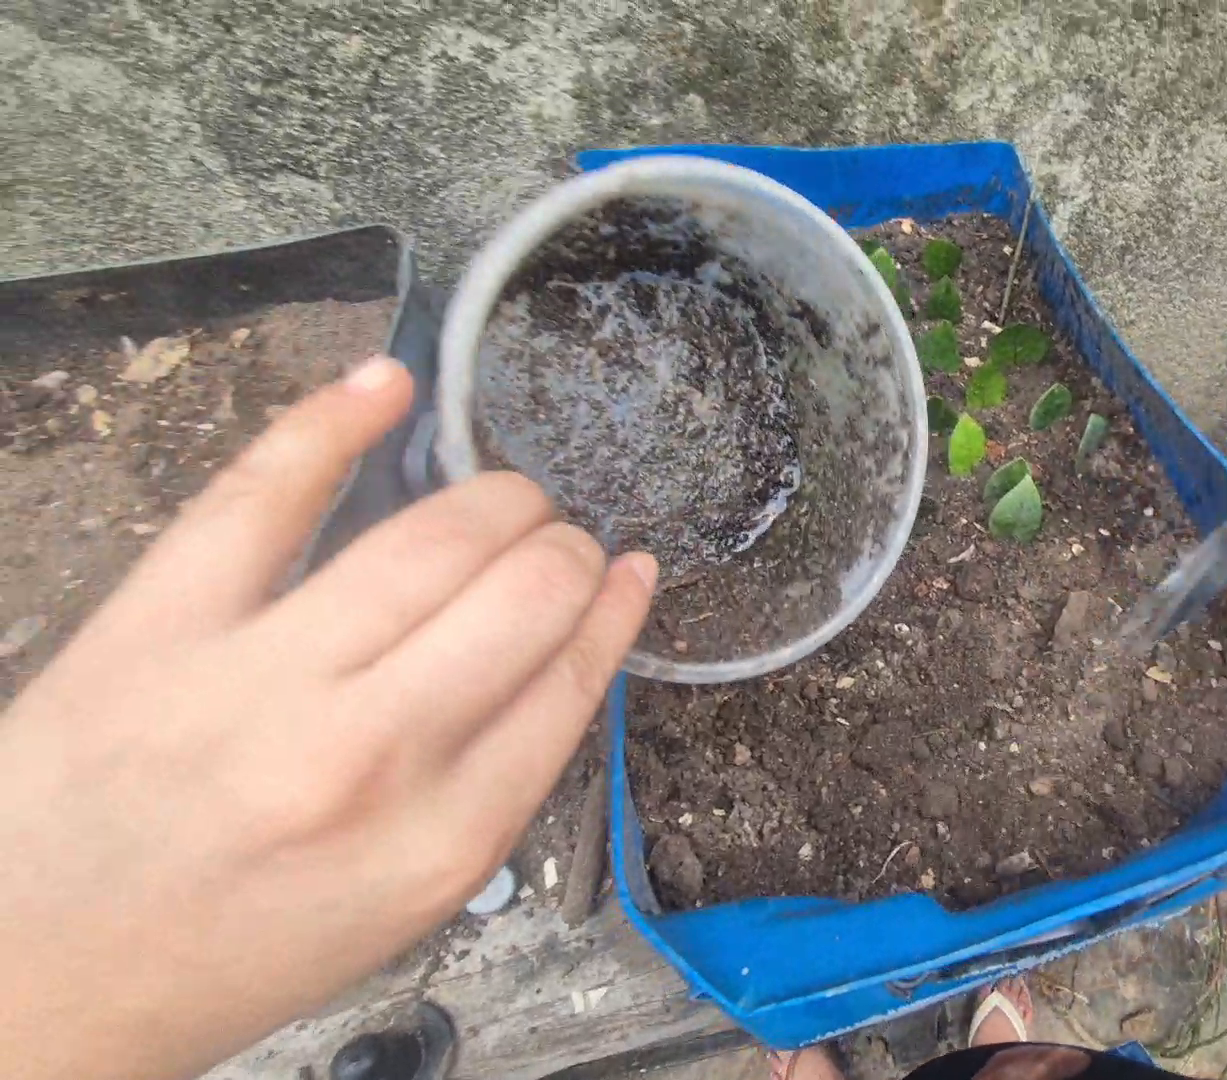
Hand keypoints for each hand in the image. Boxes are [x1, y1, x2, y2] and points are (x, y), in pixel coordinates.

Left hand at [0, 357, 656, 1079]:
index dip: (616, 606)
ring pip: (426, 542)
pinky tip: (392, 382)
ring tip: (518, 501)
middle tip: (566, 551)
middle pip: (522, 595)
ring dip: (503, 500)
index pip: (574, 676)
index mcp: (445, 836)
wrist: (30, 987)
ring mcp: (247, 683)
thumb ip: (521, 760)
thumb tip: (590, 628)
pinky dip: (331, 424)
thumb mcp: (430, 883)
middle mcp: (361, 756)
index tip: (633, 570)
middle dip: (570, 552)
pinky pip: (257, 498)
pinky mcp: (147, 629)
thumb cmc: (266, 935)